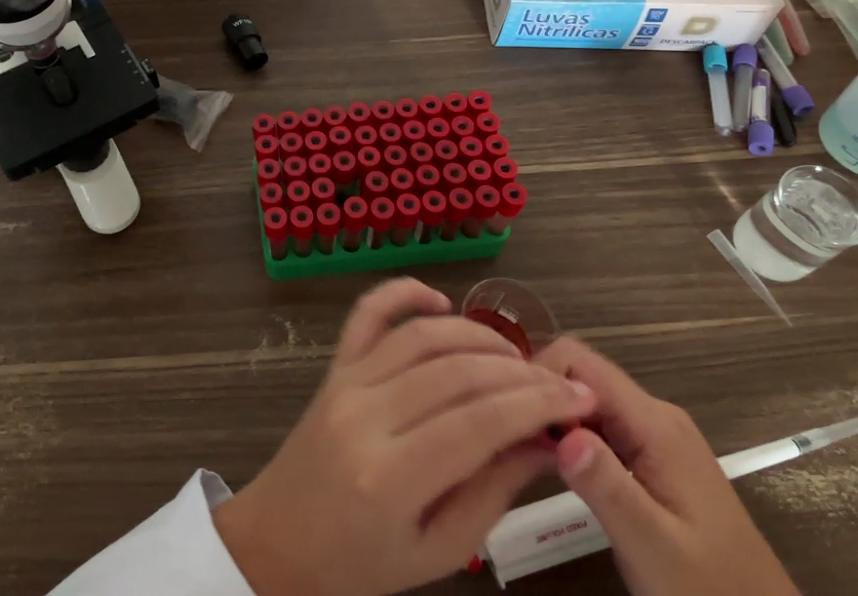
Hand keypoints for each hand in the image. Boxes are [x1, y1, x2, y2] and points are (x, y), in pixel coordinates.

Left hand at [213, 279, 597, 595]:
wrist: (277, 543)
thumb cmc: (360, 563)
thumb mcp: (439, 550)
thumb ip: (493, 490)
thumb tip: (546, 439)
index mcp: (391, 477)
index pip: (480, 422)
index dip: (538, 404)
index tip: (580, 398)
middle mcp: (365, 418)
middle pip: (456, 373)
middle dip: (520, 373)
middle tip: (560, 382)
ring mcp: (344, 385)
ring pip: (420, 338)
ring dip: (477, 336)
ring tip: (516, 358)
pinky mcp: (332, 370)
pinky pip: (365, 316)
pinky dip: (401, 294)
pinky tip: (441, 299)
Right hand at [535, 338, 800, 595]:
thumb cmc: (709, 585)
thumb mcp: (654, 545)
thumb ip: (608, 488)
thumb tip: (564, 433)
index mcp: (655, 425)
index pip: (581, 361)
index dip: (539, 376)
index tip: (513, 417)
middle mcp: (654, 416)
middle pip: (580, 376)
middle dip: (539, 396)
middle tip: (510, 439)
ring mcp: (654, 435)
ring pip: (586, 401)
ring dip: (552, 418)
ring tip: (523, 452)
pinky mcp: (650, 456)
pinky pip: (599, 426)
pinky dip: (569, 438)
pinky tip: (552, 467)